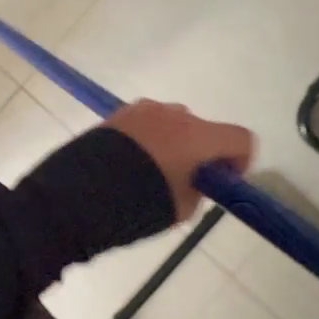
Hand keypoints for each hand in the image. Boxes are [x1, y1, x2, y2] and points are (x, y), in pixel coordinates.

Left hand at [102, 100, 254, 220]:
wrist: (79, 194)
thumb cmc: (138, 204)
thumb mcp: (181, 208)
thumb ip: (198, 190)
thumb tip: (194, 181)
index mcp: (198, 136)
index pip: (240, 138)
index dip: (239, 160)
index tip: (222, 180)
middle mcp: (174, 115)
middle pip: (202, 129)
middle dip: (200, 151)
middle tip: (183, 178)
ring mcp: (143, 110)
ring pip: (172, 123)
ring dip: (172, 141)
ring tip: (150, 170)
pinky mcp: (117, 114)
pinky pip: (145, 124)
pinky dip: (147, 138)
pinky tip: (129, 162)